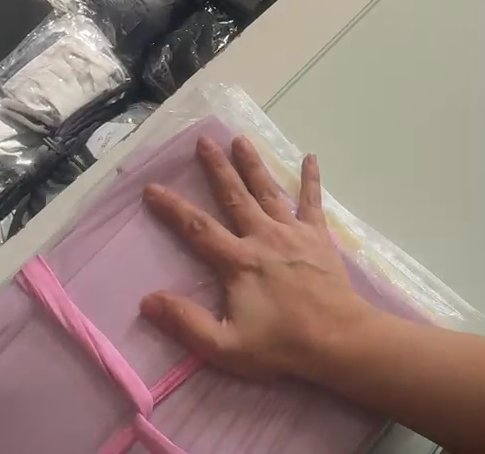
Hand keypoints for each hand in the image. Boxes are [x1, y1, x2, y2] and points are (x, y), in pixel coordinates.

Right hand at [140, 135, 384, 382]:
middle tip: (204, 140)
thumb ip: (186, 321)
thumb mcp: (224, 345)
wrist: (336, 337)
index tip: (152, 187)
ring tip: (241, 139)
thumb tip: (148, 299)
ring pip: (268, 190)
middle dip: (217, 167)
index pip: (197, 229)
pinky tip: (310, 157)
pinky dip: (310, 178)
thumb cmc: (279, 344)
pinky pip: (313, 200)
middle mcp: (264, 236)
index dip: (173, 208)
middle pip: (235, 195)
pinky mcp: (318, 234)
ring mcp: (293, 231)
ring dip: (254, 164)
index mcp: (239, 261)